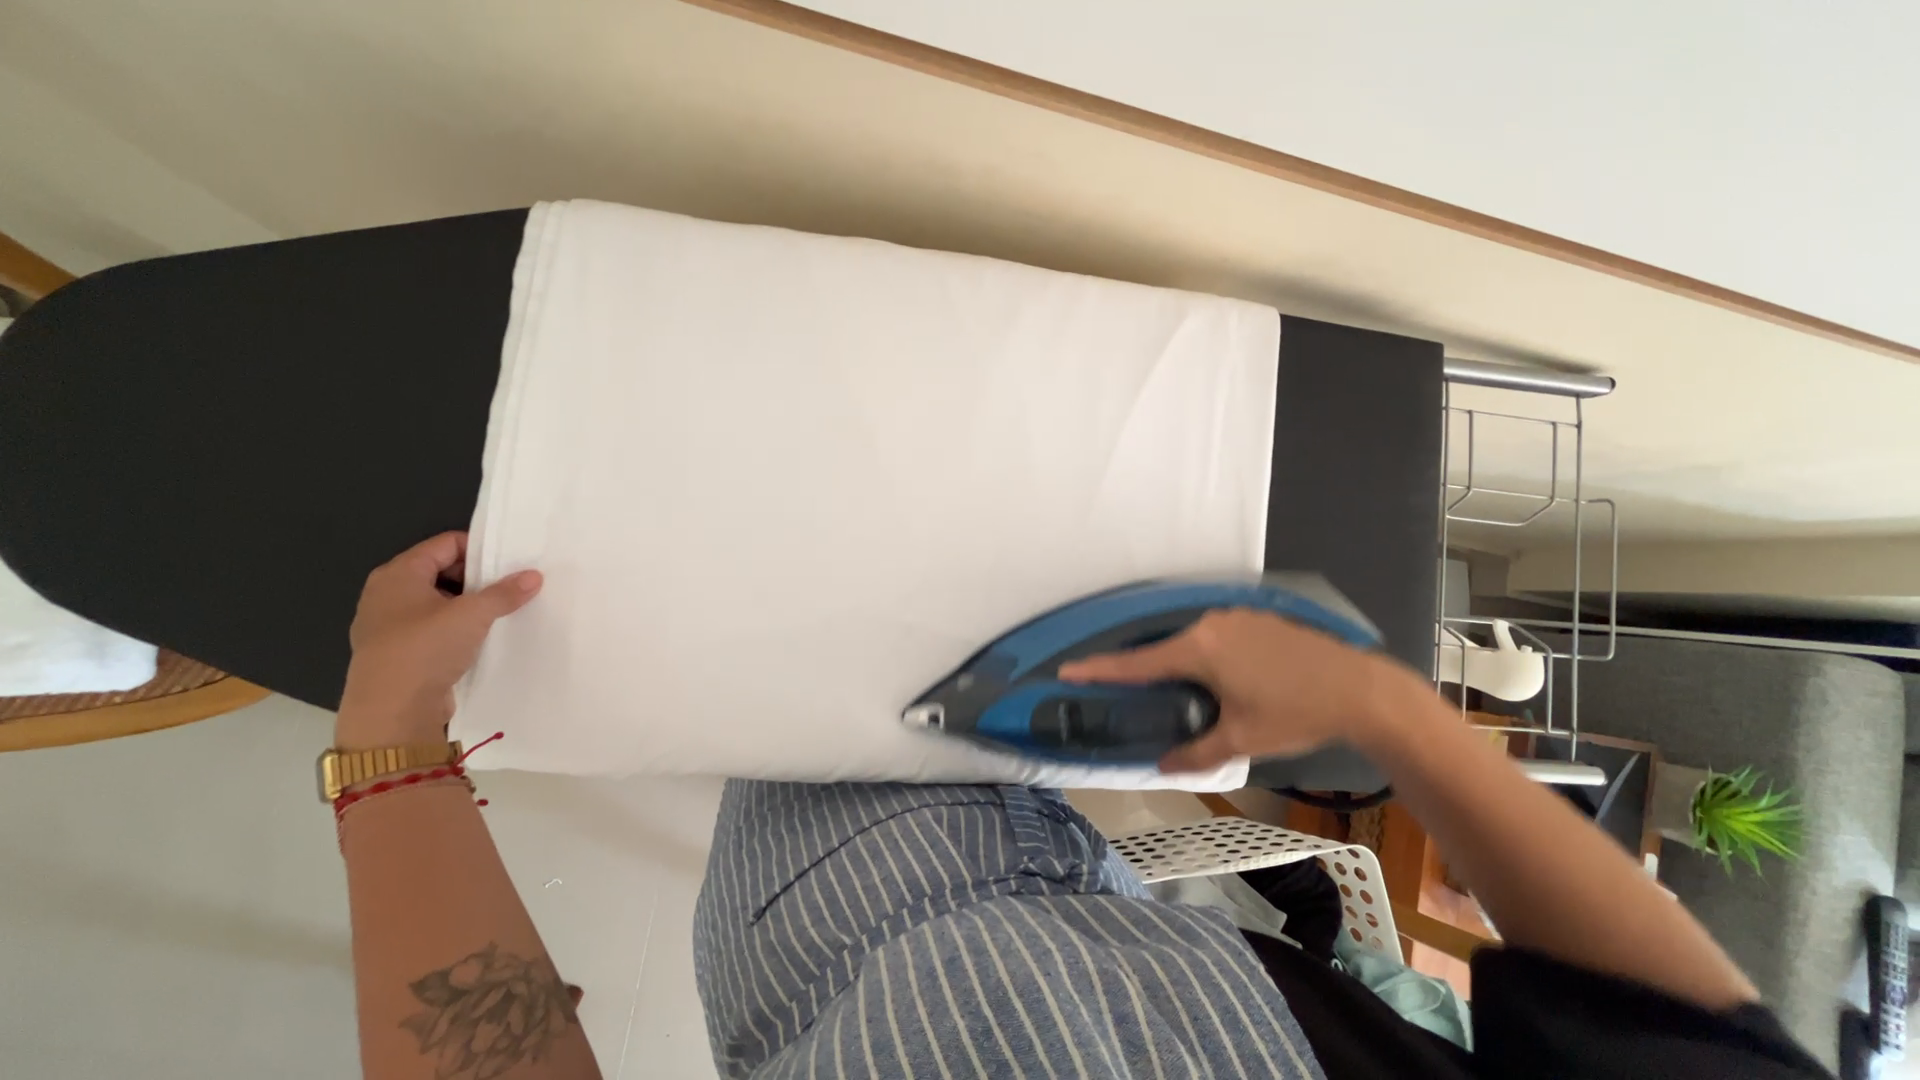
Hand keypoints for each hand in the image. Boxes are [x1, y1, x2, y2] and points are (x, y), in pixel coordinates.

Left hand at [335, 532, 541, 749]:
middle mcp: (387, 593)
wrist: (391, 711)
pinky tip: (480, 639)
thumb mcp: (472, 615)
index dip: (480, 548)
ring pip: (438, 601)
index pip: (445, 544)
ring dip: (468, 605)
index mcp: (398, 574)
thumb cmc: (425, 649)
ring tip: (501, 613)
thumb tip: (533, 576)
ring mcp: (389, 624)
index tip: (511, 562)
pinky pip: (433, 628)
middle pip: (441, 571)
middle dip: (477, 578)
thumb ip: (504, 593)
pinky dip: (456, 628)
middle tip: (511, 587)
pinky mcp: (397, 652)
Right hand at [1057, 608, 1424, 773]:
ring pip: (1190, 640)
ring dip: (1176, 662)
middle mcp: (1211, 624)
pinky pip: (1215, 635)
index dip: (1099, 669)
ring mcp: (1237, 617)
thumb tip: (1163, 764)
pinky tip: (1216, 677)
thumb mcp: (1242, 740)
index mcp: (1199, 649)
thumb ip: (1196, 754)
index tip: (1066, 669)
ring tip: (1171, 688)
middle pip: (1162, 647)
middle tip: (1121, 689)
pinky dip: (1203, 654)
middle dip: (1141, 668)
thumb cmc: (1295, 714)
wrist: (1361, 690)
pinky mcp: (1259, 619)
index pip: (1137, 663)